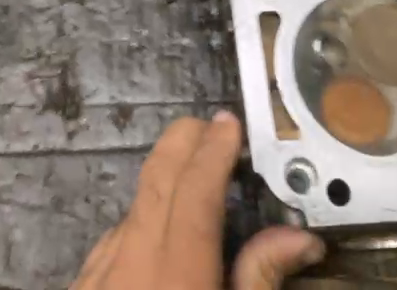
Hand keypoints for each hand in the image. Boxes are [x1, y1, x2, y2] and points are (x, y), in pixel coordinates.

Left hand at [70, 112, 324, 289]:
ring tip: (196, 180)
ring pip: (133, 209)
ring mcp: (97, 278)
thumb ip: (260, 283)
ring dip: (164, 184)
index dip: (215, 150)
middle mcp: (129, 263)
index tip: (232, 124)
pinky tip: (154, 241)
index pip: (196, 189)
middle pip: (156, 180)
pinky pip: (112, 243)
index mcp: (175, 274)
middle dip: (184, 143)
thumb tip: (299, 238)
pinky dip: (140, 225)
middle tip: (213, 128)